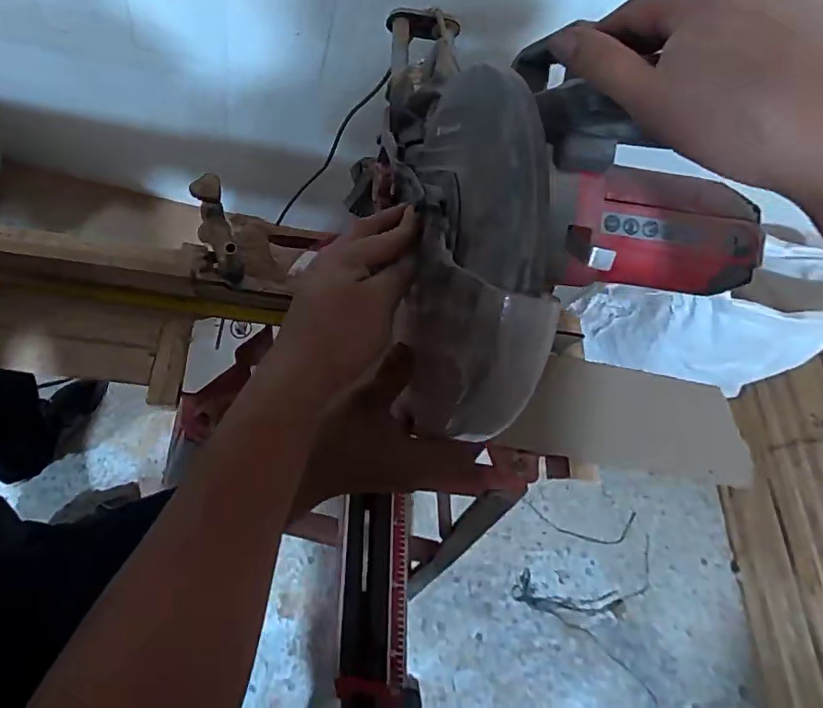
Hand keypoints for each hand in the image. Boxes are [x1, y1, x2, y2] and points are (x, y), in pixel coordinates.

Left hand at [254, 204, 418, 404]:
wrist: (300, 373)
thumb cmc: (344, 337)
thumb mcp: (379, 303)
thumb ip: (396, 274)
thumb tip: (411, 252)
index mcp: (348, 255)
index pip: (385, 236)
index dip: (408, 226)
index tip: (427, 211)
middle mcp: (331, 257)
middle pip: (362, 232)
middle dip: (386, 221)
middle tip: (409, 210)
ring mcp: (319, 275)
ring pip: (351, 246)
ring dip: (372, 236)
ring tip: (391, 231)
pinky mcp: (316, 294)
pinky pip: (345, 261)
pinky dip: (362, 254)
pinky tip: (368, 264)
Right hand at [293, 345, 532, 514]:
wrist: (294, 467)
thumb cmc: (333, 437)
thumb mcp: (364, 399)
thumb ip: (392, 374)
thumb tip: (412, 350)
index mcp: (418, 462)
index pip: (469, 468)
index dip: (498, 468)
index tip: (528, 467)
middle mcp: (415, 472)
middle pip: (460, 468)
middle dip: (483, 454)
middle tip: (506, 429)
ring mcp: (398, 469)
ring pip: (439, 460)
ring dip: (456, 443)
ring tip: (471, 412)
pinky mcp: (382, 462)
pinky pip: (418, 451)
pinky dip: (429, 434)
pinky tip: (420, 408)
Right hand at [542, 0, 822, 206]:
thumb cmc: (738, 128)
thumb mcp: (651, 102)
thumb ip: (601, 64)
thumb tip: (564, 36)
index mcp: (704, 5)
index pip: (638, 12)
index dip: (612, 38)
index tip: (603, 69)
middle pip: (700, 17)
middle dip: (679, 48)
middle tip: (676, 95)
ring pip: (758, 22)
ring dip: (739, 47)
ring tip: (743, 97)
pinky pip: (813, 33)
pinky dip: (794, 53)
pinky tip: (797, 90)